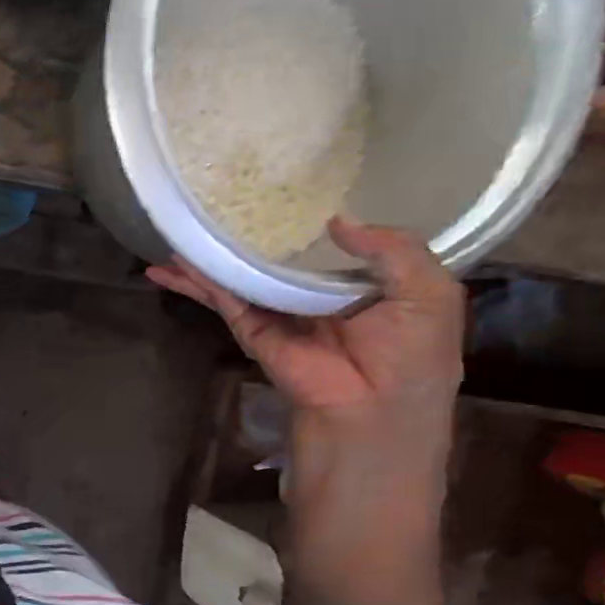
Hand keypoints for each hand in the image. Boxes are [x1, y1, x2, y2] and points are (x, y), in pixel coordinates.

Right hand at [148, 217, 463, 434]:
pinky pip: (224, 297)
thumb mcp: (431, 291)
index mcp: (358, 288)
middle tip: (216, 212)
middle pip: (271, 260)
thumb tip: (336, 222)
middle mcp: (312, 298)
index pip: (326, 250)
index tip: (284, 195)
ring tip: (176, 235)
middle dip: (244, 241)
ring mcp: (277, 314)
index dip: (306, 223)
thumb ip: (394, 248)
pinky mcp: (251, 329)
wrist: (372, 409)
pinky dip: (198, 281)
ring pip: (238, 276)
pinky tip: (172, 266)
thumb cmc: (412, 354)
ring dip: (207, 260)